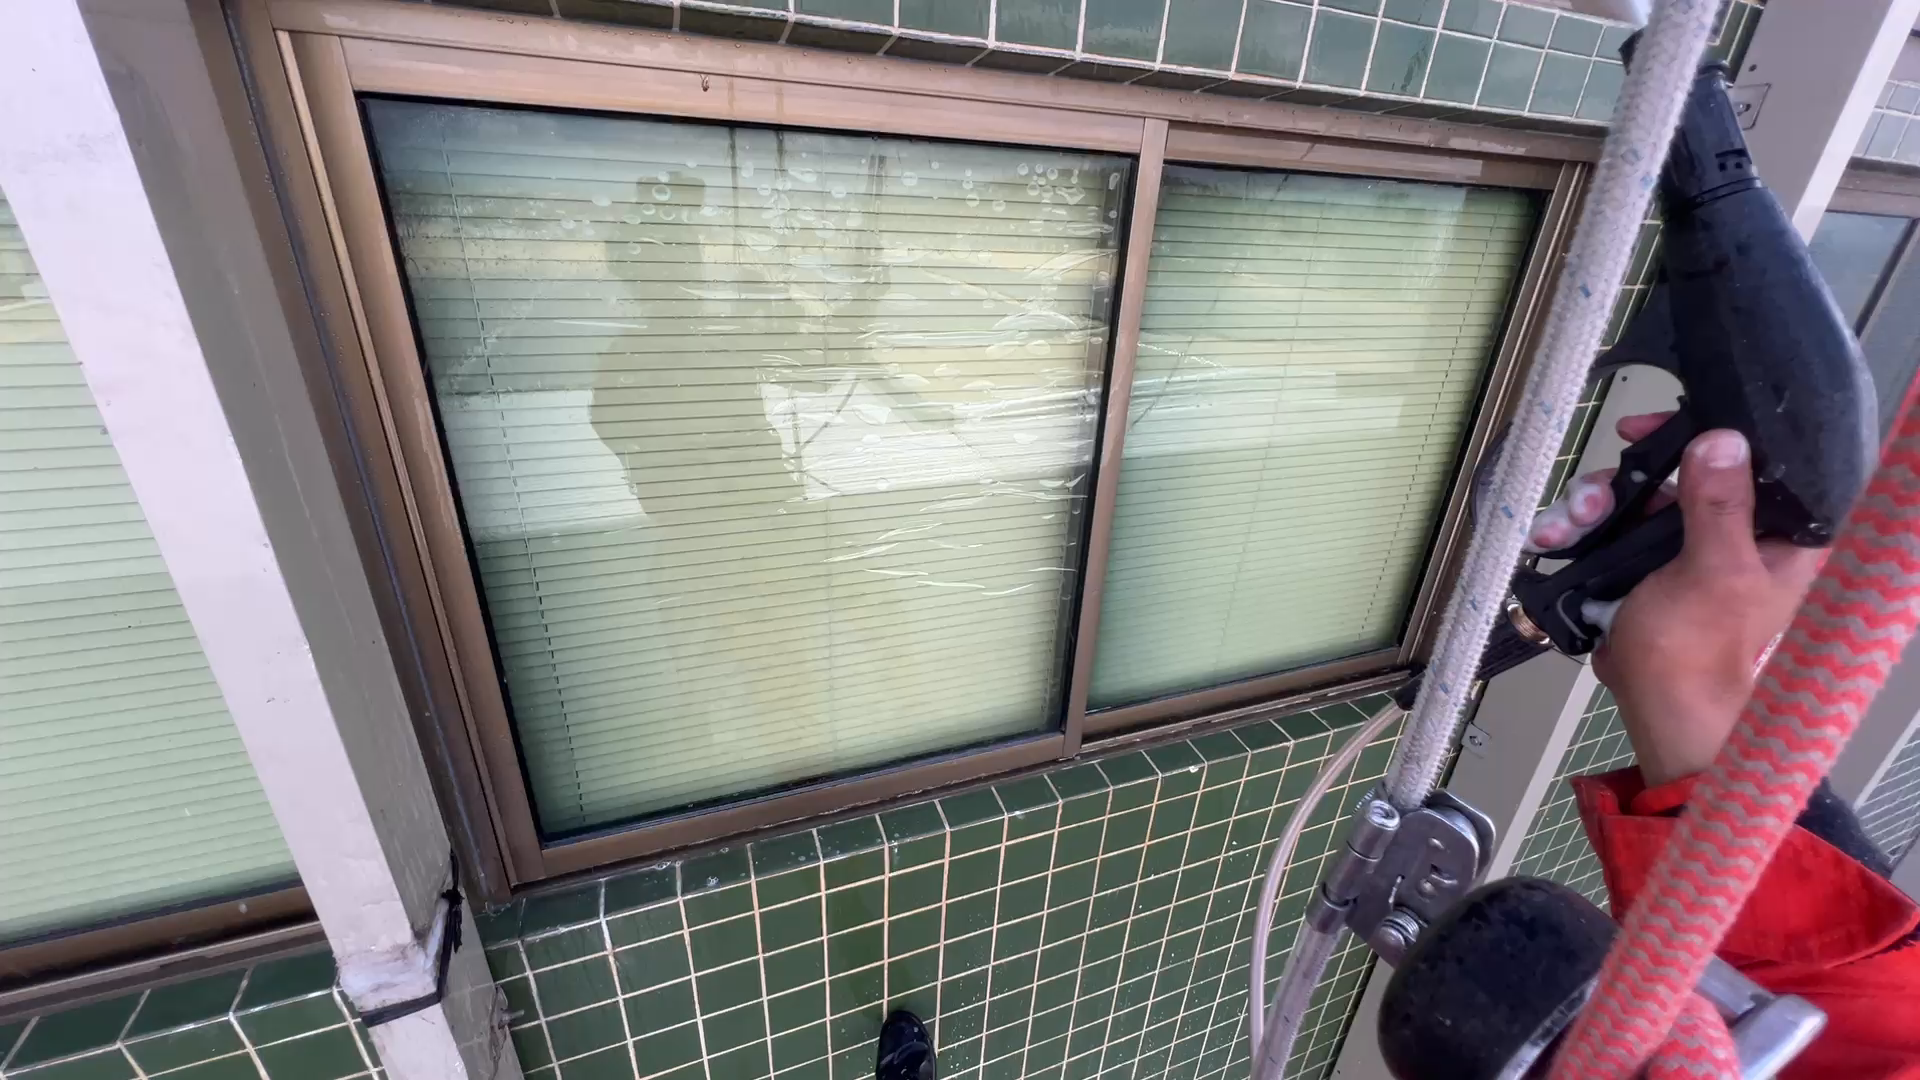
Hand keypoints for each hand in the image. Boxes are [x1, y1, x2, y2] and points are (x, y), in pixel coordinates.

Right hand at [1527, 414, 1822, 786]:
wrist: (1655, 698)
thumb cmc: (1697, 644)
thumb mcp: (1713, 571)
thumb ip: (1719, 506)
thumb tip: (1721, 439)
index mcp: (1772, 532)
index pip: (1745, 461)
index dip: (1697, 438)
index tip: (1644, 432)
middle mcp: (1725, 533)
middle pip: (1665, 479)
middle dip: (1615, 487)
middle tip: (1587, 504)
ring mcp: (1674, 551)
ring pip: (1623, 504)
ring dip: (1582, 512)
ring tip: (1558, 533)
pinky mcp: (1633, 567)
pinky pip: (1600, 532)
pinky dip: (1571, 533)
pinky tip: (1551, 542)